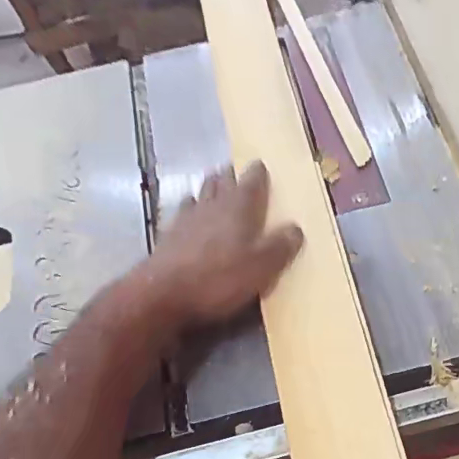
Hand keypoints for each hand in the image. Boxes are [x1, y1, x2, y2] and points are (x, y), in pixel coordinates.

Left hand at [134, 162, 303, 328]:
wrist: (163, 294)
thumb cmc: (220, 279)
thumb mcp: (262, 268)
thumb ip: (280, 247)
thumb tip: (296, 228)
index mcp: (239, 211)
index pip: (251, 184)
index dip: (257, 174)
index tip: (260, 164)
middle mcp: (213, 208)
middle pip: (222, 184)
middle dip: (230, 176)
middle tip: (235, 170)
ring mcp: (188, 220)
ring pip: (201, 195)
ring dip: (210, 187)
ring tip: (214, 182)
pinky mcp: (170, 236)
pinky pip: (184, 212)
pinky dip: (190, 207)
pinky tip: (189, 209)